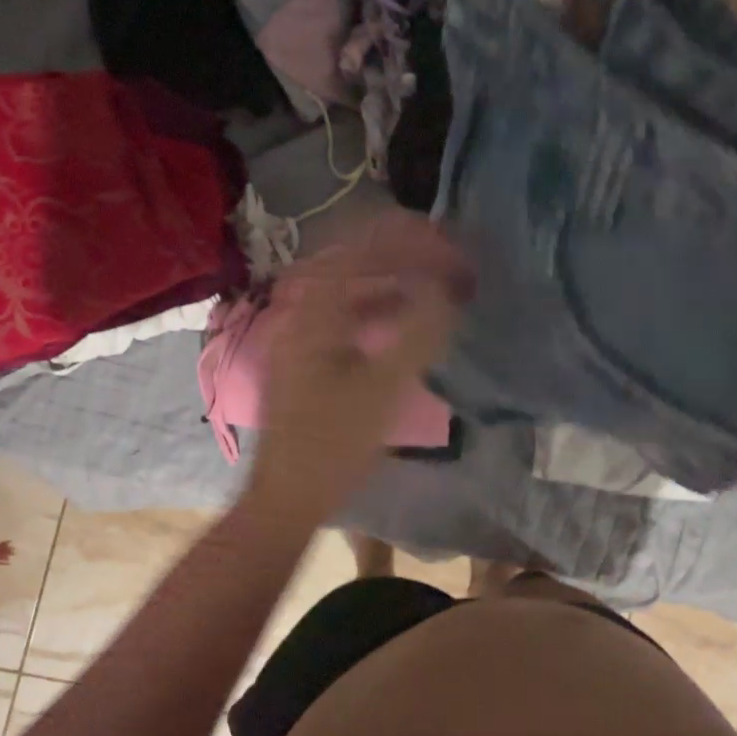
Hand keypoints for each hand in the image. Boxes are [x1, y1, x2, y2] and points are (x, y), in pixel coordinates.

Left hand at [244, 214, 467, 521]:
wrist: (286, 496)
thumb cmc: (332, 446)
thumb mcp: (384, 388)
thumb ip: (419, 332)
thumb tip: (446, 290)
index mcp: (315, 309)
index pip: (363, 247)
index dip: (410, 238)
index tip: (450, 244)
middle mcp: (301, 310)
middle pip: (353, 259)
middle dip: (402, 252)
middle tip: (444, 254)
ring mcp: (299, 334)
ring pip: (349, 287)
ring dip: (391, 279)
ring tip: (433, 283)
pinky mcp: (305, 357)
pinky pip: (345, 313)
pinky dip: (377, 308)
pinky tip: (403, 323)